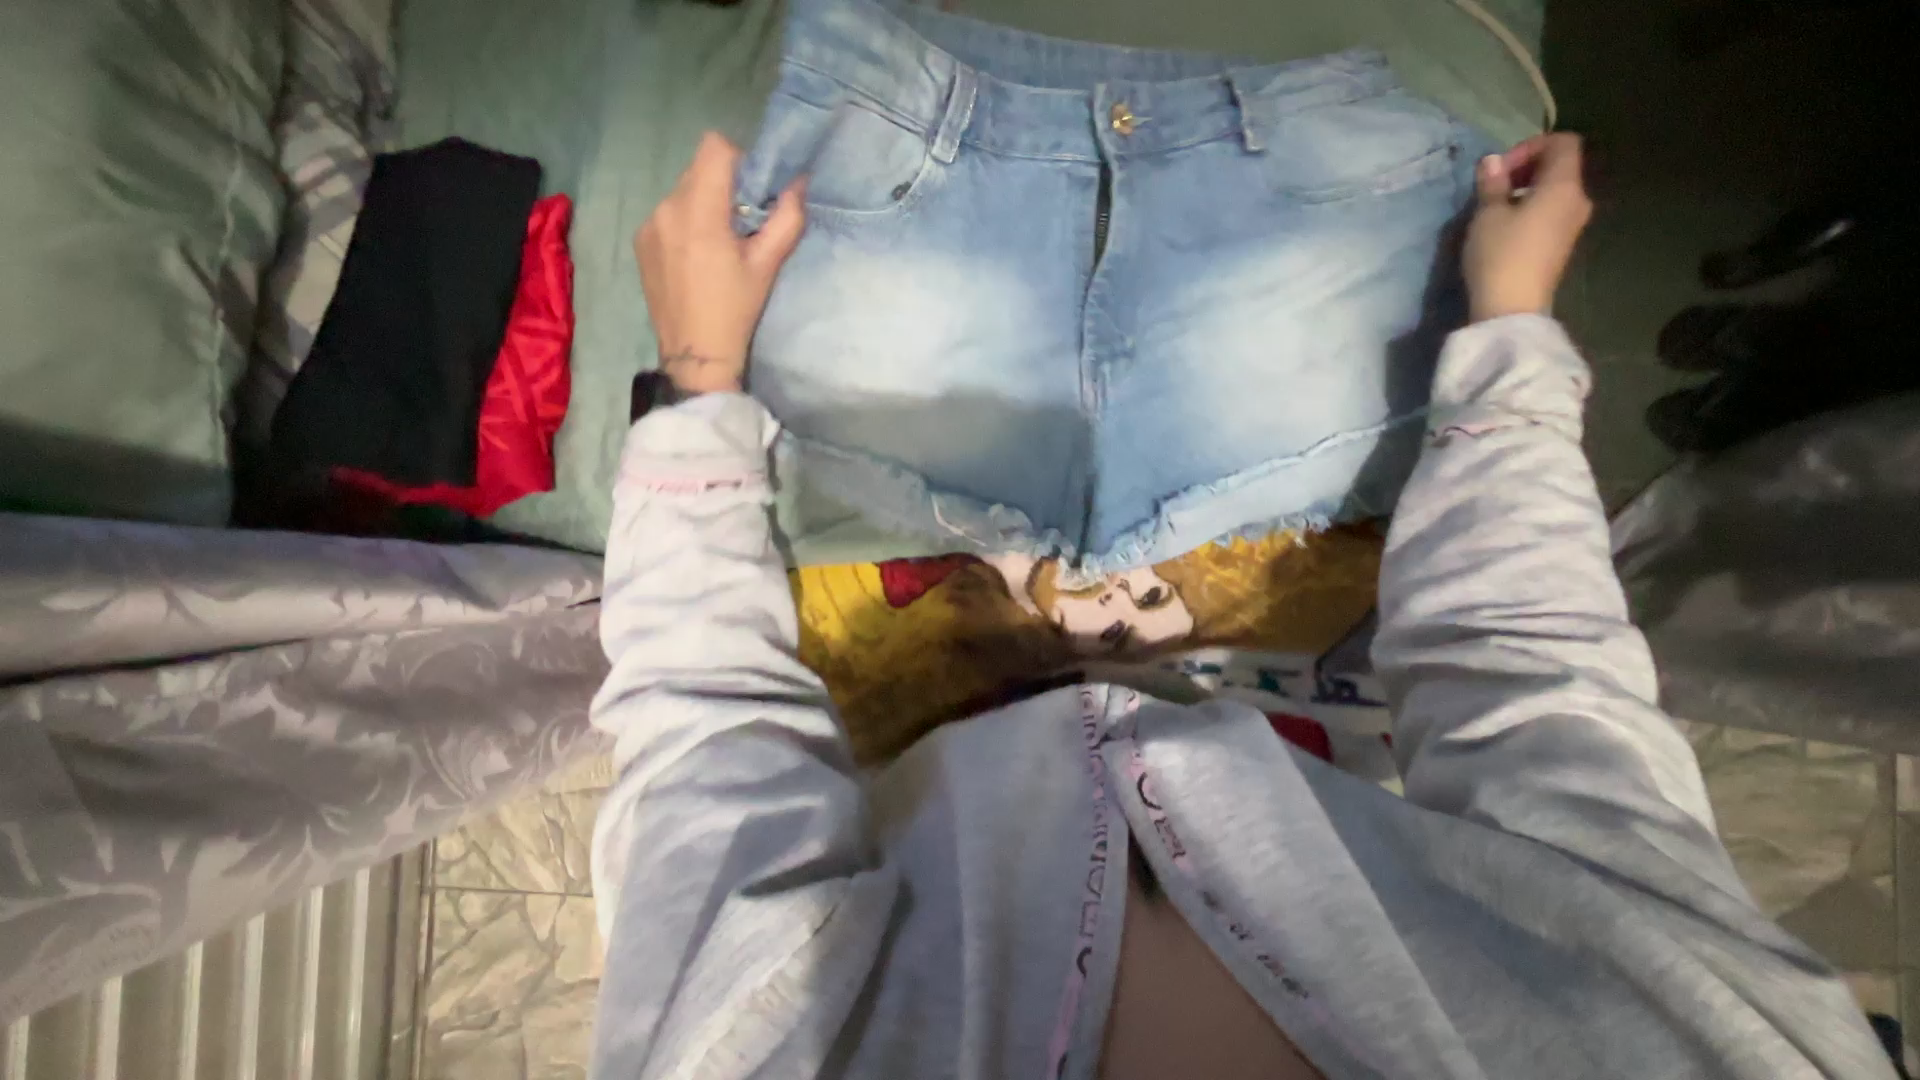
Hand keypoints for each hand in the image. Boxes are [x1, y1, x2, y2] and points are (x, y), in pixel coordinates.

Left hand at [635, 132, 806, 393]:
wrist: (695, 354)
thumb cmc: (736, 310)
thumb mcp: (767, 266)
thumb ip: (787, 218)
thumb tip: (798, 183)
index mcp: (700, 211)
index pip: (714, 147)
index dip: (740, 160)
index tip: (753, 192)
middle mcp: (667, 208)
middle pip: (698, 169)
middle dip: (724, 186)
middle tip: (741, 224)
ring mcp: (649, 225)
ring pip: (682, 191)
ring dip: (704, 205)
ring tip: (717, 246)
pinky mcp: (641, 242)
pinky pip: (668, 215)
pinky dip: (685, 224)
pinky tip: (696, 260)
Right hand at [1462, 133, 1592, 321]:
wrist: (1511, 308)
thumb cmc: (1499, 256)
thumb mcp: (1487, 216)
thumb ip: (1492, 184)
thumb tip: (1492, 162)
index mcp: (1564, 185)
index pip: (1563, 143)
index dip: (1530, 146)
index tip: (1499, 169)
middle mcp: (1577, 199)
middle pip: (1560, 167)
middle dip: (1526, 169)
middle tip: (1493, 187)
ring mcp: (1572, 224)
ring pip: (1554, 191)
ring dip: (1526, 191)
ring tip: (1494, 209)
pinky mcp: (1561, 244)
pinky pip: (1551, 212)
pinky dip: (1531, 209)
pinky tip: (1505, 228)